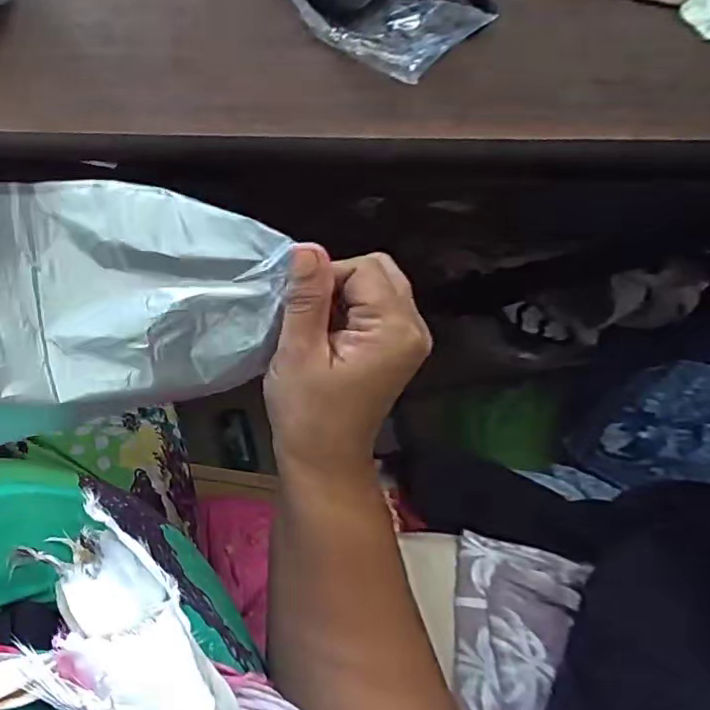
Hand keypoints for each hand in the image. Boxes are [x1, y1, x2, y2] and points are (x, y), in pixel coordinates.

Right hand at [264, 245, 430, 474]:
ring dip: (338, 297)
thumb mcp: (298, 352)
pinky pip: (372, 309)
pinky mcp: (394, 348)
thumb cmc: (306, 411)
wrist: (322, 459)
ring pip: (374, 287)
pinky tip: (322, 338)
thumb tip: (307, 249)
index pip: (363, 268)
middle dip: (334, 282)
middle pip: (377, 271)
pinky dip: (344, 312)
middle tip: (304, 316)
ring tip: (311, 329)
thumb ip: (306, 299)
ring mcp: (407, 339)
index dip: (323, 279)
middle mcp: (413, 327)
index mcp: (395, 328)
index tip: (297, 312)